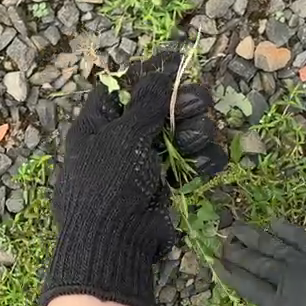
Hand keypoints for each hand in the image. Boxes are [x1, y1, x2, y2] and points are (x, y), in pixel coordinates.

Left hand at [39, 56, 226, 305]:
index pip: (121, 88)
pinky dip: (201, 161)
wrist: (114, 242)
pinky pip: (187, 164)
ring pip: (177, 135)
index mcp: (97, 124)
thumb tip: (161, 68)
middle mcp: (119, 141)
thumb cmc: (108, 182)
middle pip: (157, 109)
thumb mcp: (124, 136)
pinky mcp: (162, 186)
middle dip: (179, 104)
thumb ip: (147, 102)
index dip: (147, 74)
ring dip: (193, 133)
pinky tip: (208, 160)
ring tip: (195, 139)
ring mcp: (142, 164)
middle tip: (199, 102)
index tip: (174, 63)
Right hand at [215, 220, 305, 305]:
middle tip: (220, 241)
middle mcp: (293, 283)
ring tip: (236, 228)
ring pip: (276, 246)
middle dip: (237, 252)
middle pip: (259, 264)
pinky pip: (304, 238)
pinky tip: (273, 223)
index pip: (250, 289)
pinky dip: (286, 230)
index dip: (232, 276)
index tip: (216, 264)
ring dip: (254, 237)